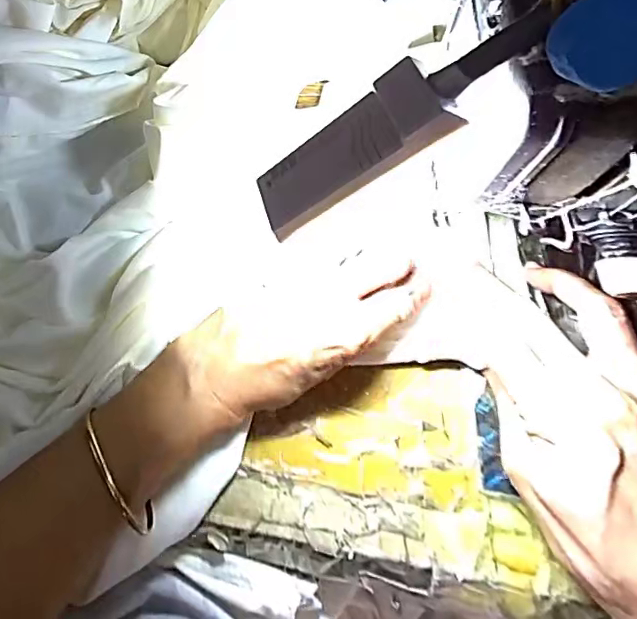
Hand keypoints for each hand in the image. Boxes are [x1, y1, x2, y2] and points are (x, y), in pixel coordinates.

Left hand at [171, 252, 429, 432]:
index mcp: (339, 333)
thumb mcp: (314, 376)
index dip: (410, 295)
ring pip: (337, 262)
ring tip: (376, 253)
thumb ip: (338, 346)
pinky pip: (304, 263)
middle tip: (408, 259)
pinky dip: (320, 262)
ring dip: (358, 258)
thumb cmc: (262, 383)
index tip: (423, 284)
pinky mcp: (271, 274)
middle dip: (392, 264)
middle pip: (368, 271)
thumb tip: (357, 328)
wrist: (214, 366)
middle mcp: (322, 302)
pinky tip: (326, 261)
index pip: (387, 308)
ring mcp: (296, 282)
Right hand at [486, 266, 636, 618]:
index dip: (474, 313)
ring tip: (547, 277)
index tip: (454, 288)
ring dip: (574, 287)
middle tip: (478, 269)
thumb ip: (511, 418)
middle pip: (545, 324)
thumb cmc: (612, 557)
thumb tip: (495, 371)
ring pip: (614, 318)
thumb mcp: (533, 484)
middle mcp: (616, 402)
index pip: (505, 347)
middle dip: (502, 290)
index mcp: (570, 422)